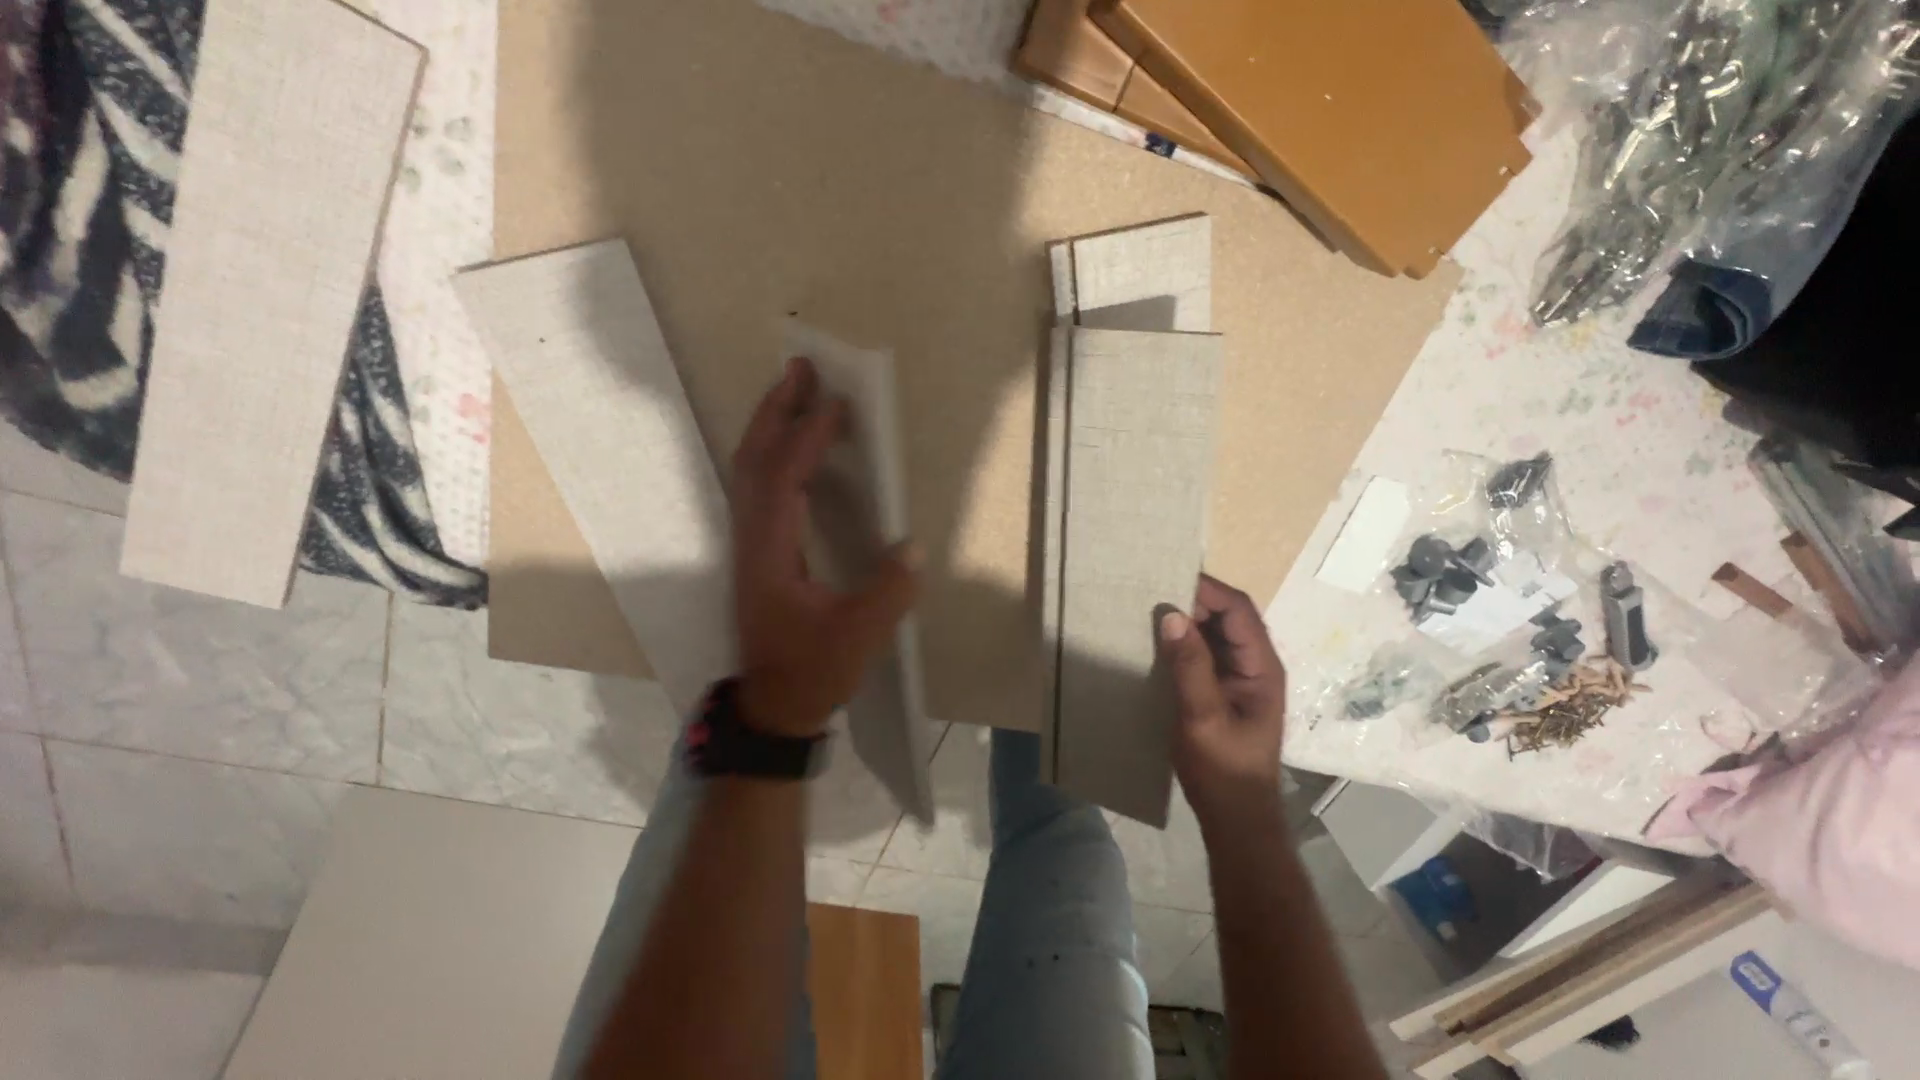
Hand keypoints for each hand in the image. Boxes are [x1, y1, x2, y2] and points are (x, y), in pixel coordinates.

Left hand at [730, 357, 919, 737]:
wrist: (773, 705)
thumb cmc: (813, 672)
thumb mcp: (859, 639)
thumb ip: (887, 592)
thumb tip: (911, 546)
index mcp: (772, 554)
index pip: (783, 481)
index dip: (806, 439)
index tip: (833, 403)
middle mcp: (752, 540)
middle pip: (753, 461)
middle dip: (775, 411)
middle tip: (800, 368)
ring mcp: (750, 545)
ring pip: (748, 471)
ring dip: (770, 426)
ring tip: (796, 391)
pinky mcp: (759, 552)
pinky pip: (756, 486)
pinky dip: (773, 453)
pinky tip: (793, 446)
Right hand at [1158, 575, 1286, 827]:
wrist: (1235, 816)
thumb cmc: (1223, 769)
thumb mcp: (1203, 717)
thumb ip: (1190, 666)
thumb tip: (1170, 615)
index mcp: (1261, 667)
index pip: (1238, 610)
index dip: (1206, 590)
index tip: (1165, 579)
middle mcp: (1254, 665)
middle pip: (1227, 617)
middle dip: (1193, 602)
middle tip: (1149, 594)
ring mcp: (1239, 679)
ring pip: (1215, 635)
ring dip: (1186, 622)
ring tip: (1146, 614)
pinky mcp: (1222, 692)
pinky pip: (1205, 655)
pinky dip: (1183, 644)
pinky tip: (1155, 647)